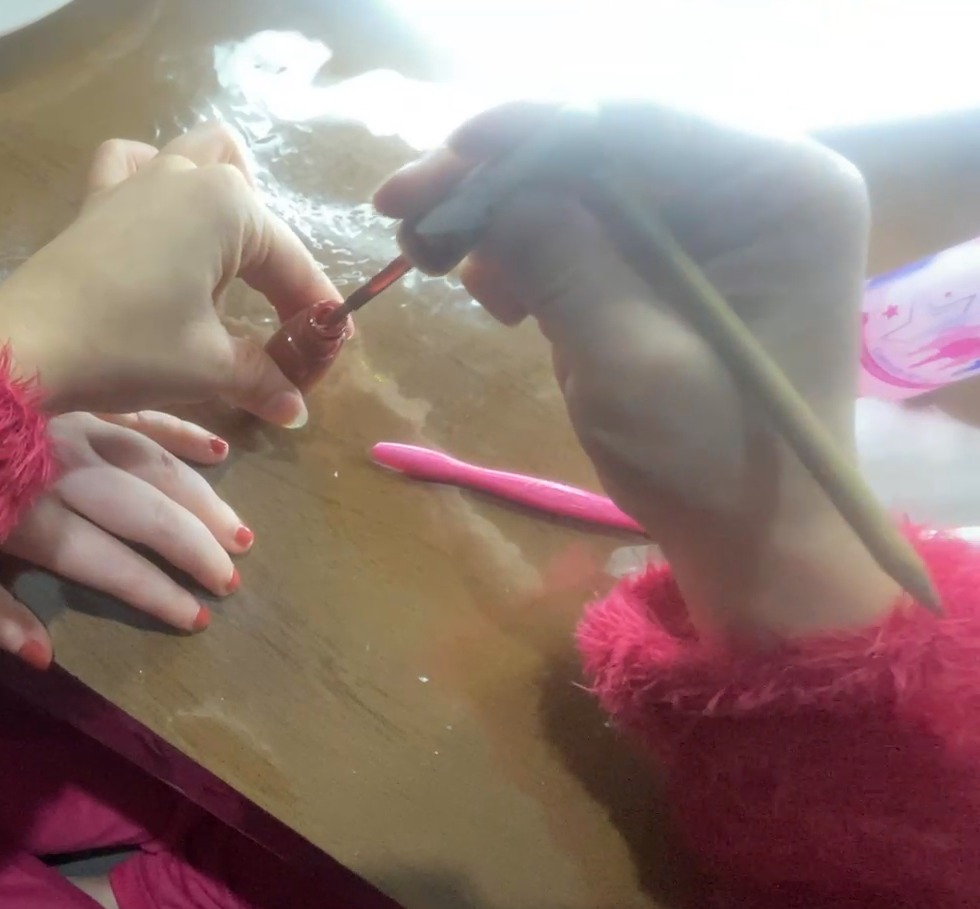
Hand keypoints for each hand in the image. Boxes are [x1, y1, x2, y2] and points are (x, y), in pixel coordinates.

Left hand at [0, 124, 340, 426]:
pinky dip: (150, 177)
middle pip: (251, 200)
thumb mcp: (204, 366)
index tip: (323, 355)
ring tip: (216, 261)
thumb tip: (295, 407)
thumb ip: (260, 378)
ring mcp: (135, 181)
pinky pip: (130, 164)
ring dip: (221, 200)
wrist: (26, 347)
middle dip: (268, 255)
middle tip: (262, 314)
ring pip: (196, 161)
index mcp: (228, 206)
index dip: (311, 312)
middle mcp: (185, 176)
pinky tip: (151, 213)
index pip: (289, 262)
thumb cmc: (126, 349)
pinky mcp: (94, 202)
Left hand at [0, 411, 249, 667]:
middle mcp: (60, 468)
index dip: (152, 591)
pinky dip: (177, 430)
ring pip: (150, 462)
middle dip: (192, 547)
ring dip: (198, 497)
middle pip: (140, 512)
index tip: (196, 616)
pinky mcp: (72, 392)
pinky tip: (217, 449)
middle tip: (234, 576)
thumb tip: (45, 658)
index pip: (105, 561)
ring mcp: (70, 423)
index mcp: (27, 516)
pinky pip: (135, 410)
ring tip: (240, 531)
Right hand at [376, 102, 898, 637]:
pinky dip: (512, 257)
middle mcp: (734, 190)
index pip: (629, 129)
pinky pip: (564, 236)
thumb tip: (488, 198)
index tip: (438, 158)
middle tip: (399, 210)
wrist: (741, 519)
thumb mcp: (627, 358)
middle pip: (588, 152)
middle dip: (489, 179)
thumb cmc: (705, 449)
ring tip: (427, 257)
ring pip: (563, 192)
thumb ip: (565, 265)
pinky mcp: (646, 268)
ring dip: (488, 218)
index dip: (526, 133)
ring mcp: (689, 230)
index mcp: (768, 193)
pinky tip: (493, 298)